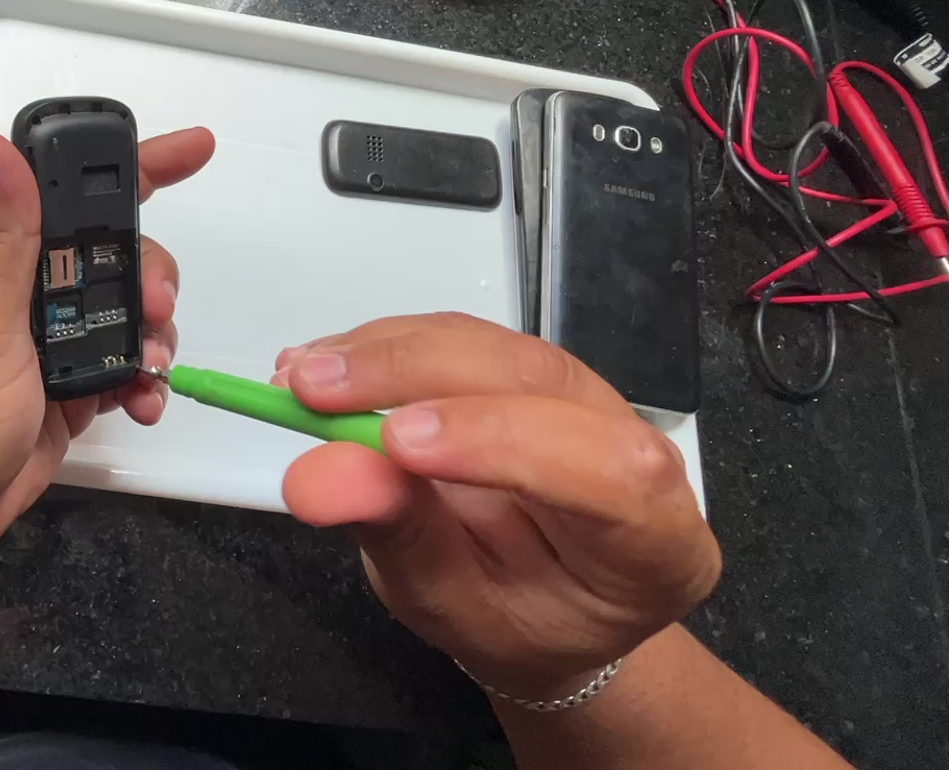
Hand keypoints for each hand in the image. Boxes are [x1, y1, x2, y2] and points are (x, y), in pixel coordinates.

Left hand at [0, 126, 215, 583]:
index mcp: (6, 263)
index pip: (71, 195)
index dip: (134, 167)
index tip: (194, 149)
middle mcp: (33, 293)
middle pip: (120, 255)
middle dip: (154, 274)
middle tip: (160, 307)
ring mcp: (54, 341)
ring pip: (131, 312)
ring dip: (157, 333)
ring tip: (152, 367)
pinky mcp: (72, 387)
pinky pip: (127, 367)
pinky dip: (146, 381)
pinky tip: (144, 402)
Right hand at [274, 313, 720, 699]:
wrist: (525, 595)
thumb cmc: (506, 615)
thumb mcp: (446, 600)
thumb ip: (394, 534)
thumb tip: (317, 476)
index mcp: (649, 538)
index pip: (606, 470)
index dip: (497, 439)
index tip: (391, 443)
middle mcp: (620, 442)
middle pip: (526, 377)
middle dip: (406, 372)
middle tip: (310, 390)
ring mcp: (567, 393)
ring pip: (477, 340)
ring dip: (375, 351)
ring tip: (298, 381)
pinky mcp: (507, 366)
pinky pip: (442, 333)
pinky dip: (371, 344)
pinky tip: (319, 364)